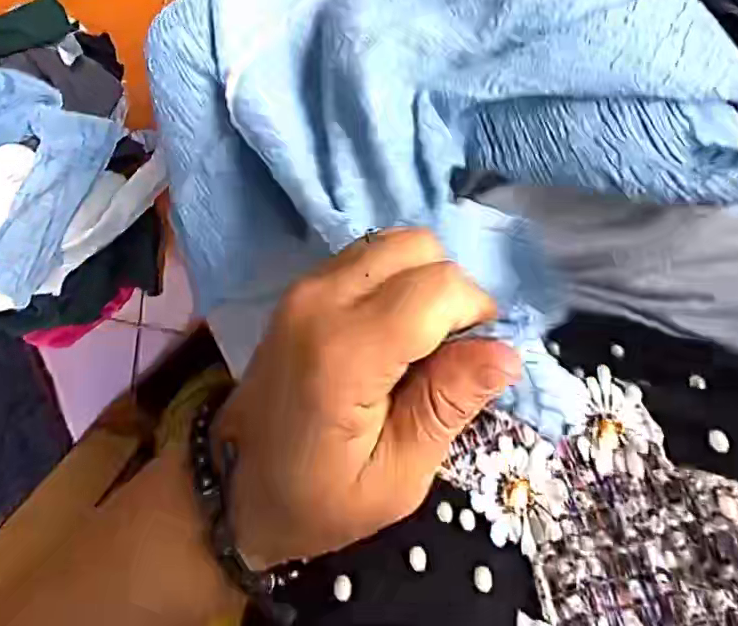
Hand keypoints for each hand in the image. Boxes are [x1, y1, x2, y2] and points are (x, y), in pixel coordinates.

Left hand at [213, 229, 521, 566]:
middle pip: (423, 248)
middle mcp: (324, 299)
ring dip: (427, 277)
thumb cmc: (316, 497)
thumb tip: (508, 351)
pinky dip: (401, 273)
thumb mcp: (395, 479)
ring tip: (421, 333)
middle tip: (447, 348)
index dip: (474, 313)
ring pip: (400, 239)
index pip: (439, 288)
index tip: (471, 358)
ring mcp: (310, 282)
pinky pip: (374, 250)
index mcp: (345, 353)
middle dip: (454, 291)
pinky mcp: (307, 280)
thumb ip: (449, 404)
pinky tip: (393, 320)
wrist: (230, 486)